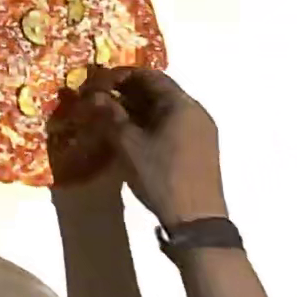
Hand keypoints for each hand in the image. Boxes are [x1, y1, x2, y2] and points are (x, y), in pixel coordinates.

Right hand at [85, 67, 227, 226]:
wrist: (197, 222)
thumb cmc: (162, 176)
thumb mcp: (130, 145)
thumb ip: (111, 115)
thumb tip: (94, 96)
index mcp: (181, 103)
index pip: (149, 75)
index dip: (122, 76)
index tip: (100, 85)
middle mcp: (195, 110)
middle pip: (159, 90)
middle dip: (129, 92)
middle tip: (104, 100)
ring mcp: (202, 129)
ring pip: (166, 108)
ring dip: (140, 108)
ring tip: (115, 118)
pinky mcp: (202, 147)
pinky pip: (174, 123)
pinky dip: (153, 122)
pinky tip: (135, 135)